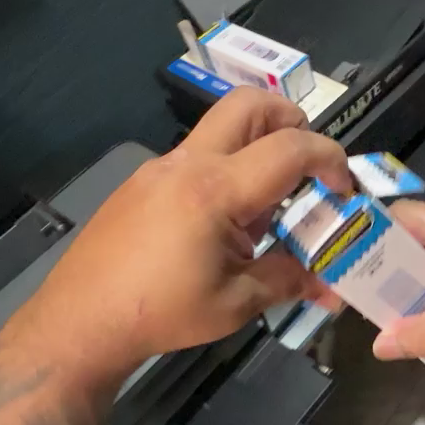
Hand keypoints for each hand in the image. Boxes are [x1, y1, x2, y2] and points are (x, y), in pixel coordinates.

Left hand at [7, 89, 352, 386]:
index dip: (330, 160)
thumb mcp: (237, 302)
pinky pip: (198, 157)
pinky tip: (227, 223)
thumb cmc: (162, 313)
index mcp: (216, 191)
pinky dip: (229, 170)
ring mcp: (161, 169)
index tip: (344, 189)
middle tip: (310, 164)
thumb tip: (332, 286)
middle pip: (249, 104)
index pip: (289, 149)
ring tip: (271, 203)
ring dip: (259, 147)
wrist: (80, 320)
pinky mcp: (144, 183)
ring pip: (220, 128)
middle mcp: (188, 165)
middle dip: (292, 120)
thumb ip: (290, 280)